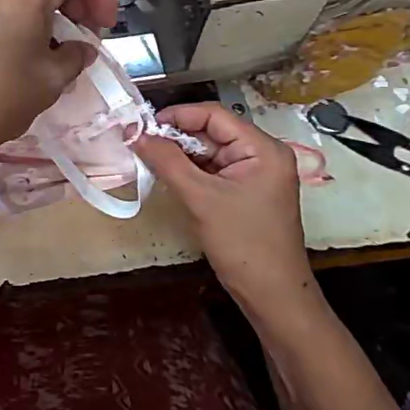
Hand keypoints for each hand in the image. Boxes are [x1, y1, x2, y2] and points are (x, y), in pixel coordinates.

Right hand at [134, 103, 317, 313]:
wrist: (272, 293)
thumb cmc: (242, 243)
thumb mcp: (200, 198)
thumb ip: (168, 162)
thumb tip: (137, 135)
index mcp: (263, 149)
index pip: (215, 116)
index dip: (178, 116)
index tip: (144, 125)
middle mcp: (262, 155)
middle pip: (212, 133)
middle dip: (176, 138)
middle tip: (141, 144)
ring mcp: (255, 175)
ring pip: (210, 153)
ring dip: (181, 157)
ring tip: (149, 160)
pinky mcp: (245, 193)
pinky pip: (213, 172)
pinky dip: (190, 173)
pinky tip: (168, 177)